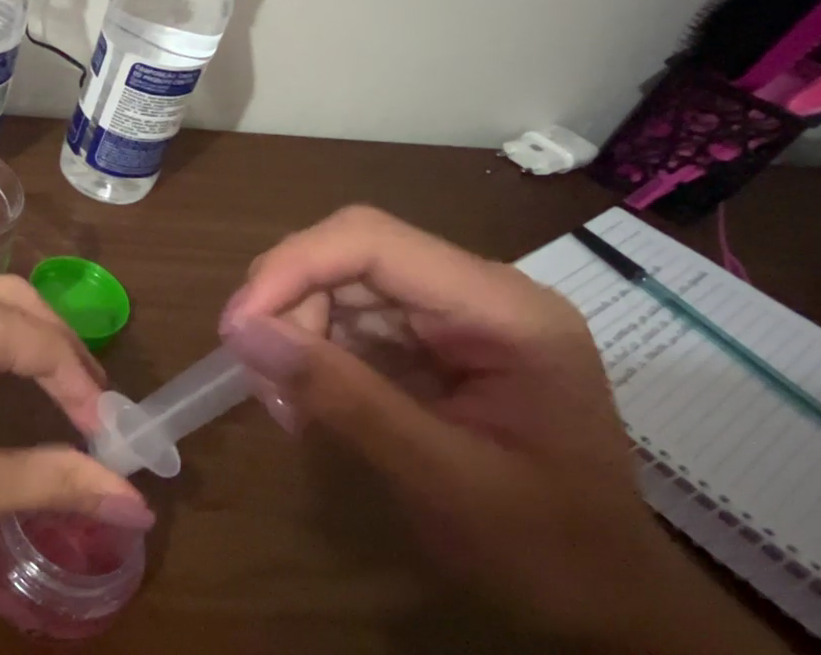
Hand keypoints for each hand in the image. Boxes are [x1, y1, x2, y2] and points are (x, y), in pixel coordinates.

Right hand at [219, 206, 784, 653]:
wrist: (609, 603)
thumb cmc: (546, 548)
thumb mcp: (440, 478)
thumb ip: (343, 398)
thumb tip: (240, 332)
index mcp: (504, 310)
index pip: (371, 241)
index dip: (291, 268)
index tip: (235, 328)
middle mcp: (477, 293)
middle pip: (347, 254)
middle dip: (287, 304)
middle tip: (257, 376)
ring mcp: (452, 316)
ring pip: (336, 283)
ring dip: (292, 333)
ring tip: (284, 405)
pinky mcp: (428, 342)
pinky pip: (346, 319)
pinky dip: (309, 354)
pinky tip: (303, 403)